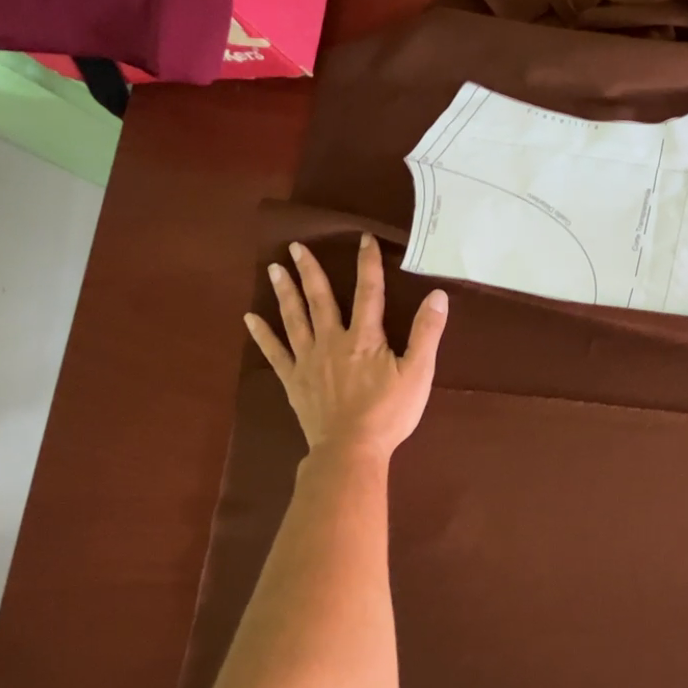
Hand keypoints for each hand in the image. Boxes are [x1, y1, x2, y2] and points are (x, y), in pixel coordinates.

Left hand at [244, 234, 448, 460]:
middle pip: (321, 299)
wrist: (351, 448)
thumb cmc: (390, 412)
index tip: (363, 239)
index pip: (369, 292)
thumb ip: (427, 333)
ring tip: (274, 269)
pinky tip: (250, 319)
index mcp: (365, 337)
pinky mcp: (294, 380)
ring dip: (284, 292)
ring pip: (294, 318)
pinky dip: (262, 334)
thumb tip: (437, 296)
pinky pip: (274, 352)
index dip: (367, 264)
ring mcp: (308, 360)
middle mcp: (332, 340)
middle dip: (309, 271)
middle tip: (295, 247)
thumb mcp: (419, 372)